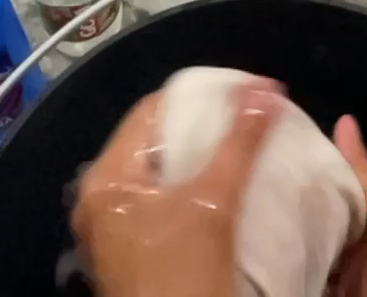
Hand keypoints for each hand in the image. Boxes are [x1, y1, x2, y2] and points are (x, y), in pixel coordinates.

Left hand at [70, 78, 284, 296]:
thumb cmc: (186, 276)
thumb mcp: (215, 203)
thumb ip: (241, 141)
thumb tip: (266, 90)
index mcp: (108, 177)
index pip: (152, 109)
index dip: (201, 94)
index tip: (244, 91)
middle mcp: (100, 196)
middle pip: (154, 136)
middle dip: (202, 122)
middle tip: (245, 114)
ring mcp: (111, 225)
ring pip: (158, 166)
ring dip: (198, 152)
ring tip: (239, 140)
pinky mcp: (128, 248)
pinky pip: (158, 195)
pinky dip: (189, 181)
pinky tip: (222, 179)